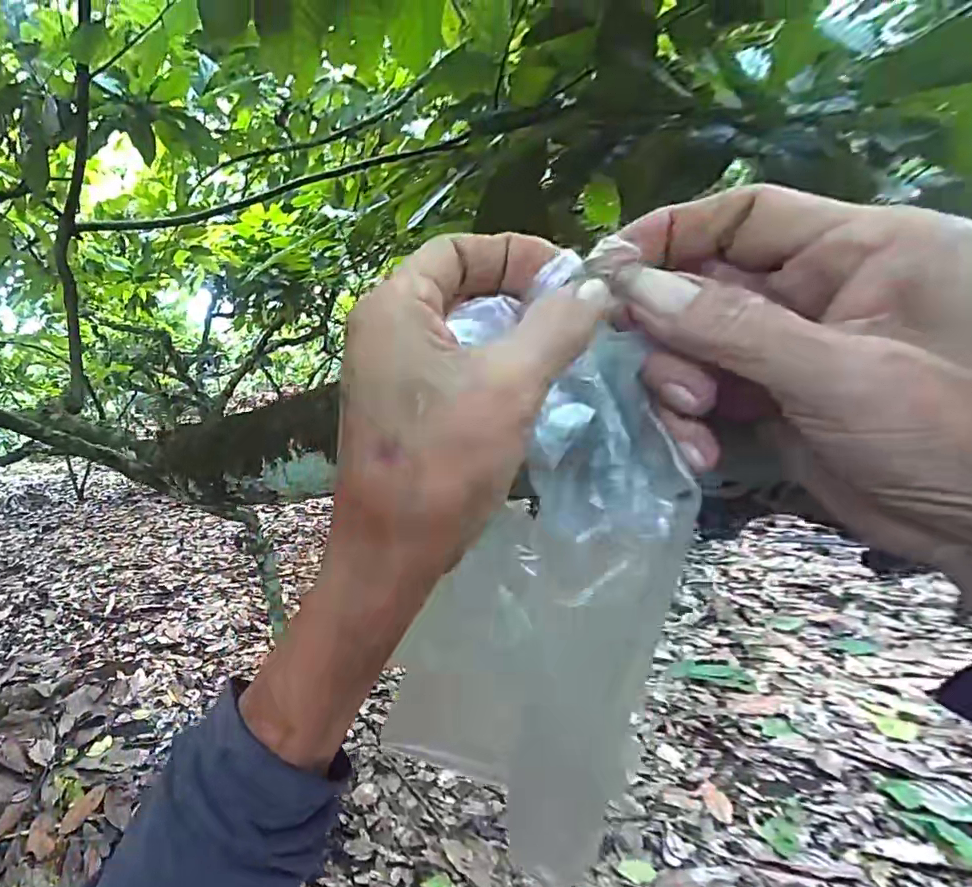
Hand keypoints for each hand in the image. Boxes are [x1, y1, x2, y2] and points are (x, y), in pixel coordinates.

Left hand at [242, 233, 609, 769]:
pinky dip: (484, 367)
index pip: (458, 249)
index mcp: (391, 308)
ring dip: (505, 334)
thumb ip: (557, 323)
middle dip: (515, 295)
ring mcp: (379, 373)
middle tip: (569, 318)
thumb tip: (595, 285)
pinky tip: (520, 389)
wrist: (389, 551)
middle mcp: (376, 331)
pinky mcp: (391, 408)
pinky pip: (443, 367)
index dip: (518, 254)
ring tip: (555, 354)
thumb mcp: (511, 384)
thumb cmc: (443, 464)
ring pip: (453, 331)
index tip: (569, 281)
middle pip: (455, 287)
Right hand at [617, 184, 971, 648]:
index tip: (604, 273)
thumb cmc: (961, 426)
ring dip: (678, 389)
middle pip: (706, 292)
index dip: (669, 235)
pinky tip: (705, 456)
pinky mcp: (781, 405)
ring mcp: (796, 354)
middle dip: (672, 339)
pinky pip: (710, 398)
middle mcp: (820, 294)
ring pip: (697, 351)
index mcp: (860, 249)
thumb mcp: (836, 371)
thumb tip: (631, 285)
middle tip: (673, 388)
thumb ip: (728, 328)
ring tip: (695, 427)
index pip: (745, 215)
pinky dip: (694, 424)